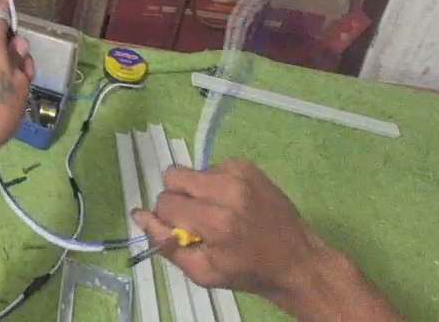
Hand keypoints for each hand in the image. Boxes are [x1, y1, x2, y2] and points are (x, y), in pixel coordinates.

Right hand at [133, 161, 363, 314]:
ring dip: (195, 190)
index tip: (183, 232)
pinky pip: (211, 167)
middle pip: (172, 176)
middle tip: (194, 218)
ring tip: (216, 210)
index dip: (167, 219)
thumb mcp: (204, 273)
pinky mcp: (246, 165)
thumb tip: (139, 214)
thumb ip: (166, 244)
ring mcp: (238, 173)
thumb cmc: (249, 273)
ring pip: (191, 171)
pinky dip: (214, 184)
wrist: (299, 263)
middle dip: (176, 198)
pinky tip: (231, 203)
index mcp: (216, 222)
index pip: (165, 203)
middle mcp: (227, 191)